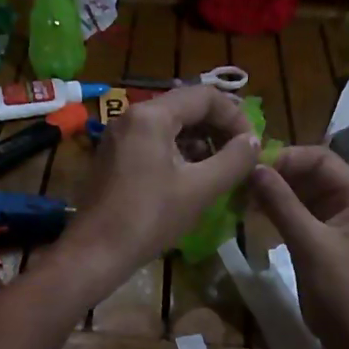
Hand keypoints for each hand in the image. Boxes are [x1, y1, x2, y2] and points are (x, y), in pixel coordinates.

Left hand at [73, 85, 258, 270]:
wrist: (96, 252)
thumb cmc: (149, 218)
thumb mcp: (200, 188)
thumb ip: (233, 160)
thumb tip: (252, 141)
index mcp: (150, 116)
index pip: (204, 97)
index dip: (235, 117)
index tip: (251, 144)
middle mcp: (129, 118)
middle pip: (184, 108)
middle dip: (216, 129)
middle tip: (239, 156)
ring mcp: (116, 138)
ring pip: (168, 127)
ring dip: (198, 143)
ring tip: (220, 170)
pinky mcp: (111, 159)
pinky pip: (151, 144)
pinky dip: (175, 154)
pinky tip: (191, 178)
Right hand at [247, 146, 348, 346]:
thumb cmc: (342, 289)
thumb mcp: (310, 244)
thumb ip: (282, 205)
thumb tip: (253, 169)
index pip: (320, 159)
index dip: (285, 159)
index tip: (248, 169)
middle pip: (309, 175)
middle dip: (275, 176)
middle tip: (238, 184)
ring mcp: (336, 225)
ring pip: (300, 196)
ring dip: (272, 195)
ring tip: (239, 200)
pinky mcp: (321, 243)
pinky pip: (296, 217)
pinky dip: (275, 214)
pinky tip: (252, 218)